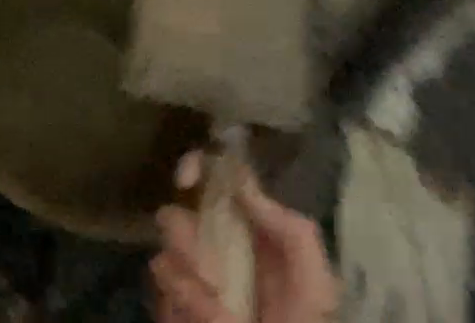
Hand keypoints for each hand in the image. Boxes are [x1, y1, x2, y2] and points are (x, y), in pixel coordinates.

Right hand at [150, 159, 336, 322]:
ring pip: (163, 257)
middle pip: (174, 215)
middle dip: (185, 243)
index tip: (185, 180)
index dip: (195, 167)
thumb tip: (243, 187)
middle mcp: (215, 248)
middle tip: (210, 278)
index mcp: (249, 233)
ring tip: (216, 315)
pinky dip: (183, 305)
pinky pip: (160, 293)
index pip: (214, 182)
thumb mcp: (314, 285)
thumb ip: (293, 233)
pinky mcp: (172, 305)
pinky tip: (206, 320)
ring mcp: (191, 279)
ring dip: (187, 286)